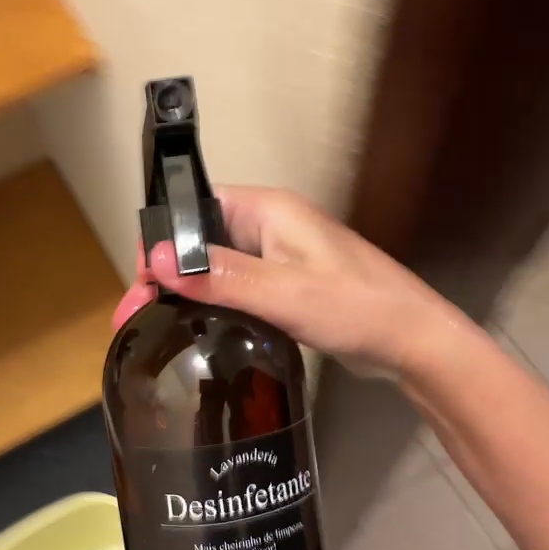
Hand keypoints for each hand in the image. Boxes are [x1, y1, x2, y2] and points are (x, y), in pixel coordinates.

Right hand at [111, 186, 468, 381]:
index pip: (193, 208)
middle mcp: (269, 226)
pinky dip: (212, 306)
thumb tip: (156, 260)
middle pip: (199, 239)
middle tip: (136, 319)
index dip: (161, 241)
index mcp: (268, 210)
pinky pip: (237, 289)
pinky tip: (193, 333)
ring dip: (185, 293)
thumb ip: (221, 276)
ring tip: (153, 331)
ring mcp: (278, 258)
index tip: (139, 284)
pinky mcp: (285, 287)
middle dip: (165, 274)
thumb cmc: (356, 308)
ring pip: (216, 267)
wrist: (412, 341)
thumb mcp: (283, 293)